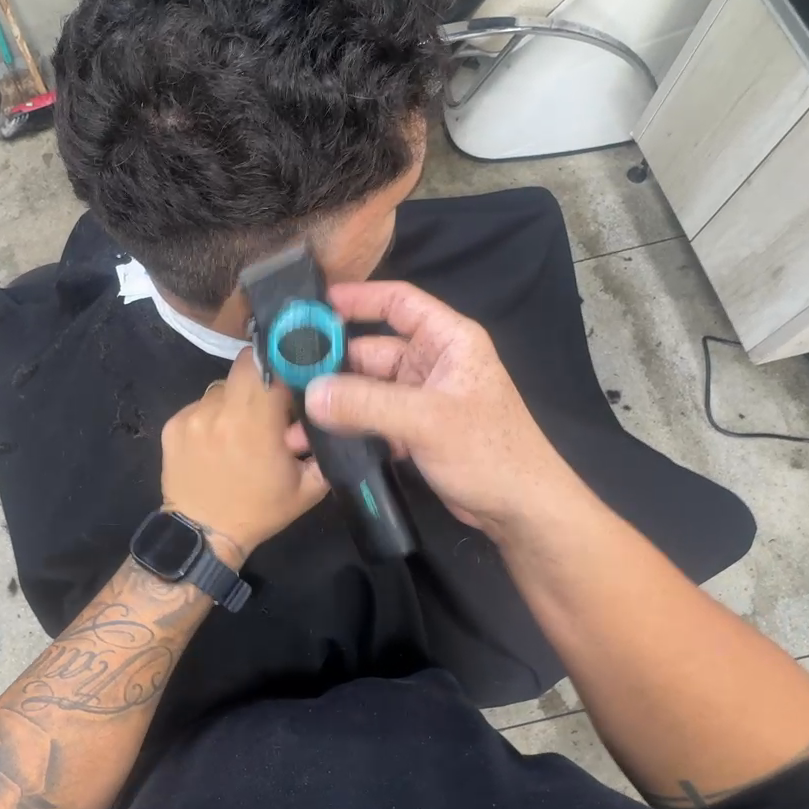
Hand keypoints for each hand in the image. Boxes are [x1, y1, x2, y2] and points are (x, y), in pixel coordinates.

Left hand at [162, 349, 329, 564]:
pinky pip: (199, 405)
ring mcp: (192, 417)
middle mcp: (220, 412)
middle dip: (260, 375)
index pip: (270, 366)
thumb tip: (328, 415)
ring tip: (240, 429)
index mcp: (255, 424)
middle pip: (243, 366)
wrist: (203, 535)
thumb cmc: (259, 511)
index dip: (283, 363)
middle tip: (268, 399)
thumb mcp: (308, 487)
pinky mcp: (172, 425)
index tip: (292, 371)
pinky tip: (216, 442)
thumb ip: (323, 449)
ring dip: (235, 400)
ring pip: (221, 388)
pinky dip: (211, 416)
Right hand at [294, 281, 570, 538]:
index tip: (315, 305)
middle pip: (372, 352)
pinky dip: (349, 430)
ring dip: (335, 405)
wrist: (520, 509)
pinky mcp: (414, 431)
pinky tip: (319, 445)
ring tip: (295, 425)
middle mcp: (433, 363)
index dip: (358, 299)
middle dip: (332, 366)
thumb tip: (311, 394)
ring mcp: (422, 399)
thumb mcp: (426, 421)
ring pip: (367, 391)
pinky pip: (372, 420)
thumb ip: (366, 405)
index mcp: (448, 341)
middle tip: (287, 380)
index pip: (399, 303)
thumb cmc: (489, 451)